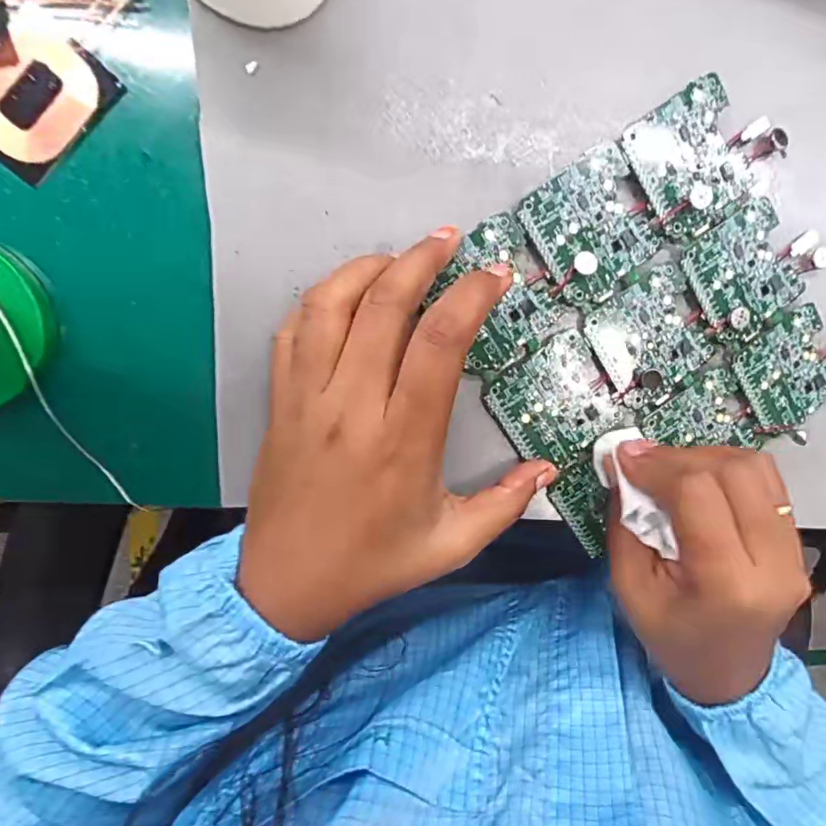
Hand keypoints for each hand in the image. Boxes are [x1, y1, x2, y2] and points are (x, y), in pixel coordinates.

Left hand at [239, 228, 558, 642]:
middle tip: (449, 241)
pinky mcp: (279, 403)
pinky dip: (318, 300)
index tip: (494, 276)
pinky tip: (344, 296)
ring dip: (366, 268)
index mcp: (402, 441)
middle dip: (421, 260)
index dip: (470, 298)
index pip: (438, 345)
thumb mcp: (450, 546)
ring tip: (398, 258)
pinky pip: (291, 332)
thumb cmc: (371, 566)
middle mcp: (352, 408)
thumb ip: (503, 505)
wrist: (284, 584)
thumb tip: (547, 468)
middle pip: (384, 307)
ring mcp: (307, 400)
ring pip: (329, 307)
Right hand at [607, 443, 809, 704]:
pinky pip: (767, 484)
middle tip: (643, 462)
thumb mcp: (629, 587)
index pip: (699, 494)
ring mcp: (794, 553)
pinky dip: (727, 471)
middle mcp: (773, 563)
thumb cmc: (672, 638)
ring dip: (706, 457)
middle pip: (735, 472)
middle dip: (680, 456)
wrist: (727, 674)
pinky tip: (699, 482)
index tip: (623, 459)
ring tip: (670, 470)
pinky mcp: (796, 543)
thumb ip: (625, 524)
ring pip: (757, 469)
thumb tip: (623, 468)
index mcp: (727, 584)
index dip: (657, 466)